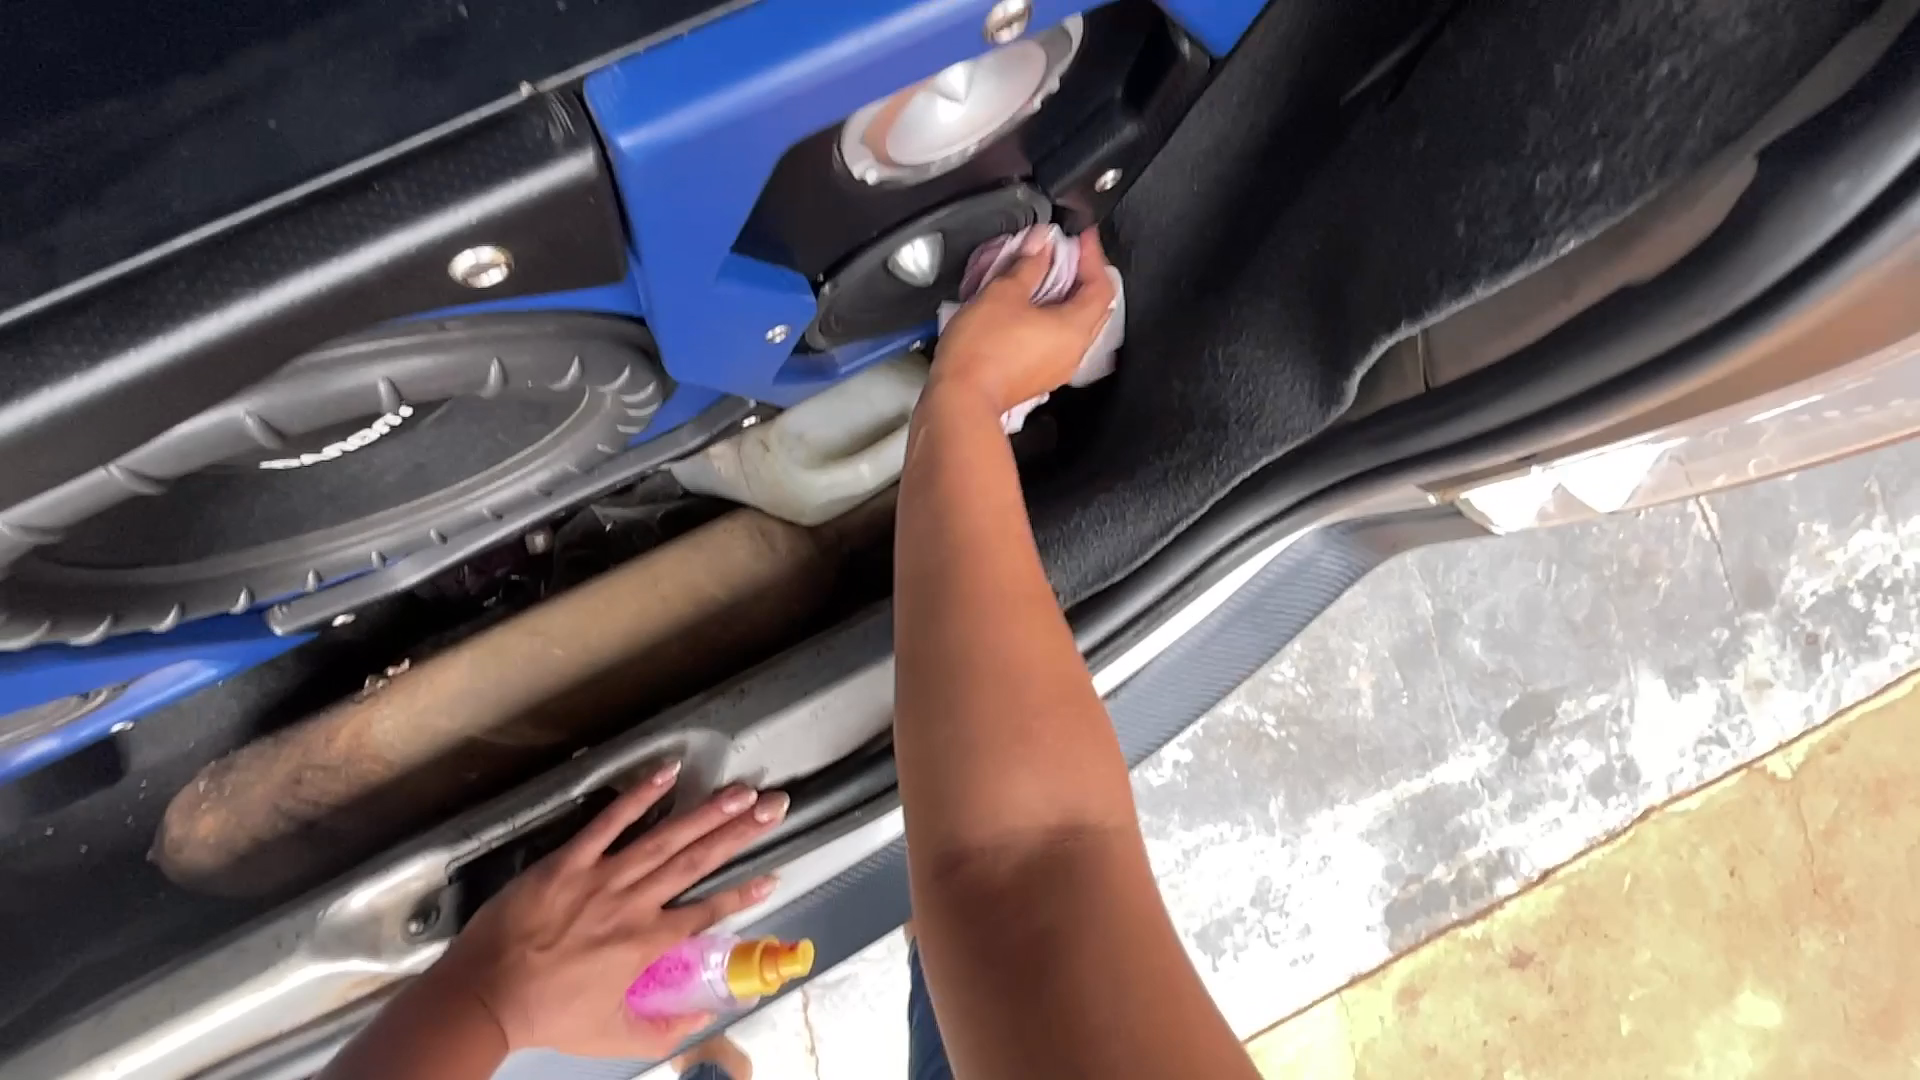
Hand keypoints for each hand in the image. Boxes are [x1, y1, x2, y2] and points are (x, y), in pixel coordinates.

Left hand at [428, 763, 789, 1059]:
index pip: (707, 912)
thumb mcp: (609, 1036)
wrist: (480, 999)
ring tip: (740, 792)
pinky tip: (668, 772)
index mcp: (646, 944)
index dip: (743, 895)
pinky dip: (640, 795)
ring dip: (707, 812)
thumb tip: (706, 1017)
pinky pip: (610, 822)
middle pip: (698, 862)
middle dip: (740, 832)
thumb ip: (662, 1028)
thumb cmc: (545, 1017)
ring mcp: (603, 878)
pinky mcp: (571, 860)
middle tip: (774, 806)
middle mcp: (634, 904)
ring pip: (666, 838)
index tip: (772, 875)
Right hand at [931, 228, 1116, 414]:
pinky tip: (1028, 309)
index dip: (1093, 256)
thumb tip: (1040, 247)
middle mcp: (1073, 352)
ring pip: (1074, 326)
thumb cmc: (982, 351)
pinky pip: (1055, 342)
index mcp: (1075, 328)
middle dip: (1083, 278)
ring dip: (1065, 300)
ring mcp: (1057, 368)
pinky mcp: (1038, 378)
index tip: (1081, 237)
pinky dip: (1050, 321)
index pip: (1101, 285)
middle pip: (1093, 308)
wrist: (961, 399)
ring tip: (1044, 279)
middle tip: (1066, 256)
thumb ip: (1028, 264)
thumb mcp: (1004, 292)